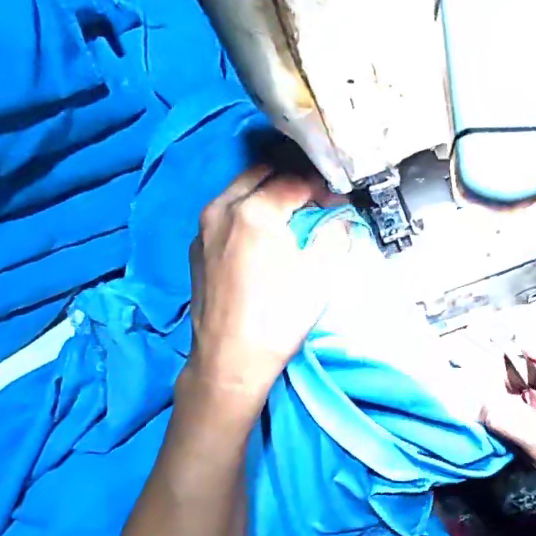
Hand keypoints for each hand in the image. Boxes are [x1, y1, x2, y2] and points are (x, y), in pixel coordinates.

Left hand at [184, 166, 344, 412]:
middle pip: (261, 175)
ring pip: (238, 193)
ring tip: (288, 215)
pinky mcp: (196, 251)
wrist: (230, 360)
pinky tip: (260, 237)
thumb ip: (334, 235)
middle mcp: (222, 209)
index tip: (338, 202)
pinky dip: (245, 214)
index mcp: (254, 209)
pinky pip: (224, 217)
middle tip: (313, 201)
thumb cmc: (278, 317)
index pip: (295, 181)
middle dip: (290, 181)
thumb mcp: (320, 273)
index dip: (322, 189)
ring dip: (265, 194)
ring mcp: (204, 230)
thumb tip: (339, 221)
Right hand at [471, 312, 535, 521]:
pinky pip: (526, 392)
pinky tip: (485, 409)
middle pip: (519, 348)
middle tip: (453, 371)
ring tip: (464, 390)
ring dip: (493, 382)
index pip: (525, 327)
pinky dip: (505, 399)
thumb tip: (465, 396)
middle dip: (486, 360)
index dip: (489, 331)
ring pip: (519, 372)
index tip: (456, 342)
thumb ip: (502, 414)